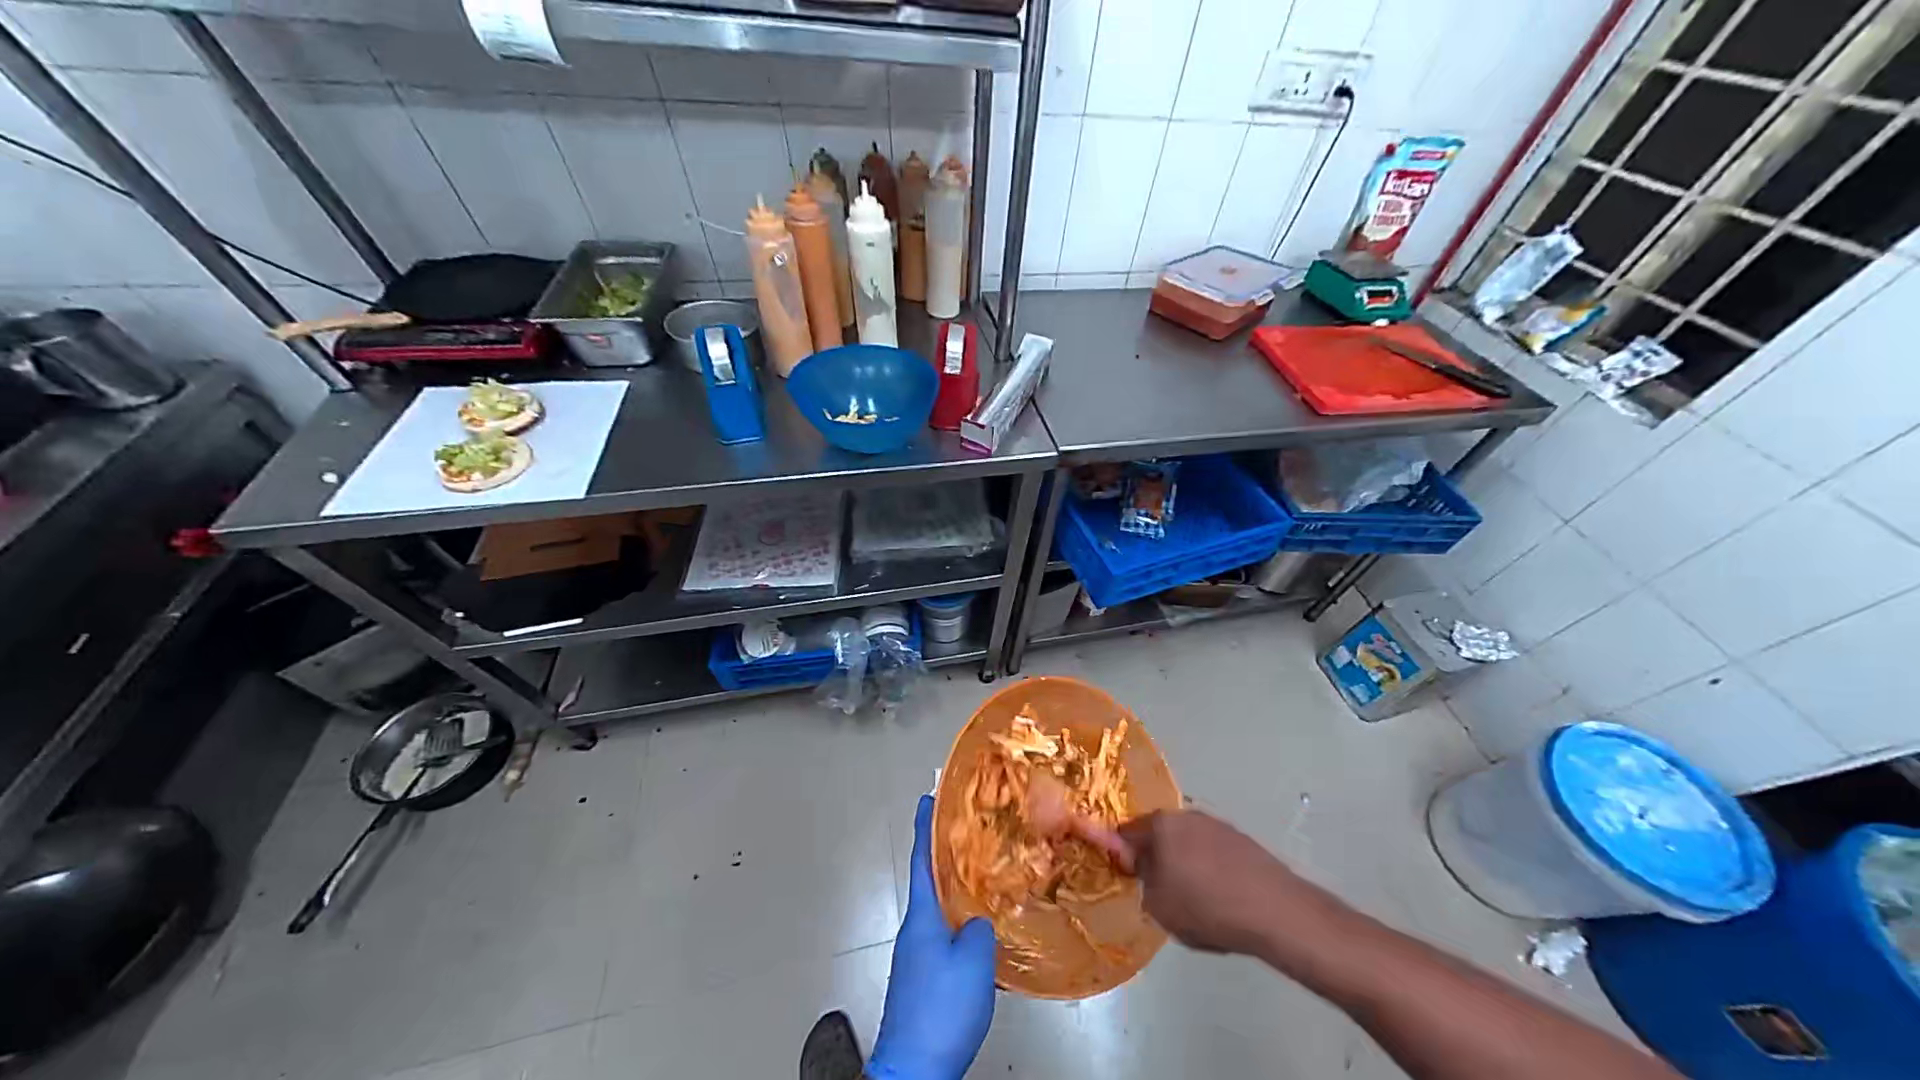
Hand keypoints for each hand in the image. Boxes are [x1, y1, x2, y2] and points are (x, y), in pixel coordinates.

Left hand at [866, 795, 995, 1079]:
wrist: (914, 1066)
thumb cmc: (942, 1006)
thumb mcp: (973, 962)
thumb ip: (979, 929)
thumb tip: (977, 921)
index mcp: (922, 916)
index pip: (922, 860)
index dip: (924, 827)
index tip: (926, 798)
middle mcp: (915, 929)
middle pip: (930, 881)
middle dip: (946, 855)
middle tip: (968, 832)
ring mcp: (916, 954)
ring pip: (939, 909)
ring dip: (956, 889)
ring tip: (982, 876)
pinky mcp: (923, 977)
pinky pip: (943, 935)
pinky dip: (959, 921)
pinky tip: (980, 930)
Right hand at [1119, 809, 1328, 958]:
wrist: (1275, 911)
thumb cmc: (1206, 907)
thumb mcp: (1158, 905)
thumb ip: (1142, 882)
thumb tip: (1146, 870)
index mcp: (1161, 824)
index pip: (1127, 832)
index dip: (1123, 855)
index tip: (1130, 878)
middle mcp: (1187, 815)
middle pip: (1160, 834)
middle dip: (1157, 857)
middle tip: (1162, 891)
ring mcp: (1218, 825)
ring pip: (1188, 843)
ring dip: (1186, 862)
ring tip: (1197, 899)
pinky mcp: (1243, 840)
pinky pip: (1214, 853)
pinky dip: (1211, 869)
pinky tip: (1222, 898)